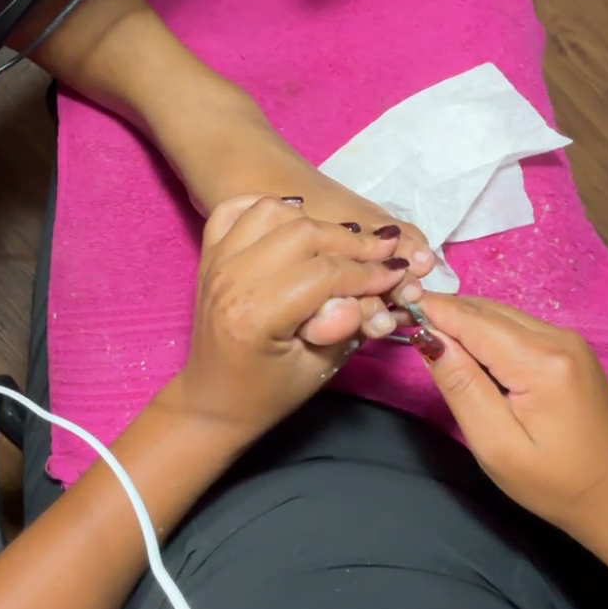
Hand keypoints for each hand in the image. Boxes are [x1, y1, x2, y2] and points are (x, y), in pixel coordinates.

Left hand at [165, 195, 408, 439]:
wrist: (212, 400)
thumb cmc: (267, 392)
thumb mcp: (318, 368)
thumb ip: (349, 324)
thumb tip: (378, 286)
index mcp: (254, 314)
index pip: (325, 273)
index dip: (369, 272)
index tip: (398, 273)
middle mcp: (230, 278)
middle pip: (303, 232)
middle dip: (351, 242)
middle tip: (381, 255)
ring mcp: (216, 261)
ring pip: (273, 211)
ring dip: (313, 221)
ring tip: (340, 243)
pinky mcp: (209, 253)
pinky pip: (235, 208)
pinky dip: (266, 208)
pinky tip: (292, 221)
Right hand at [411, 294, 607, 549]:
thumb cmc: (554, 483)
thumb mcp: (496, 443)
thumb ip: (460, 385)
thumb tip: (428, 336)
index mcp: (541, 361)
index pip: (470, 319)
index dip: (430, 310)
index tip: (392, 308)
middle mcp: (558, 337)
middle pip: (484, 309)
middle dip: (443, 312)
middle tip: (401, 322)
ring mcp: (568, 339)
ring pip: (498, 313)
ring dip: (461, 319)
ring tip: (426, 335)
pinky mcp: (569, 348)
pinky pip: (514, 325)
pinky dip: (483, 329)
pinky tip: (466, 348)